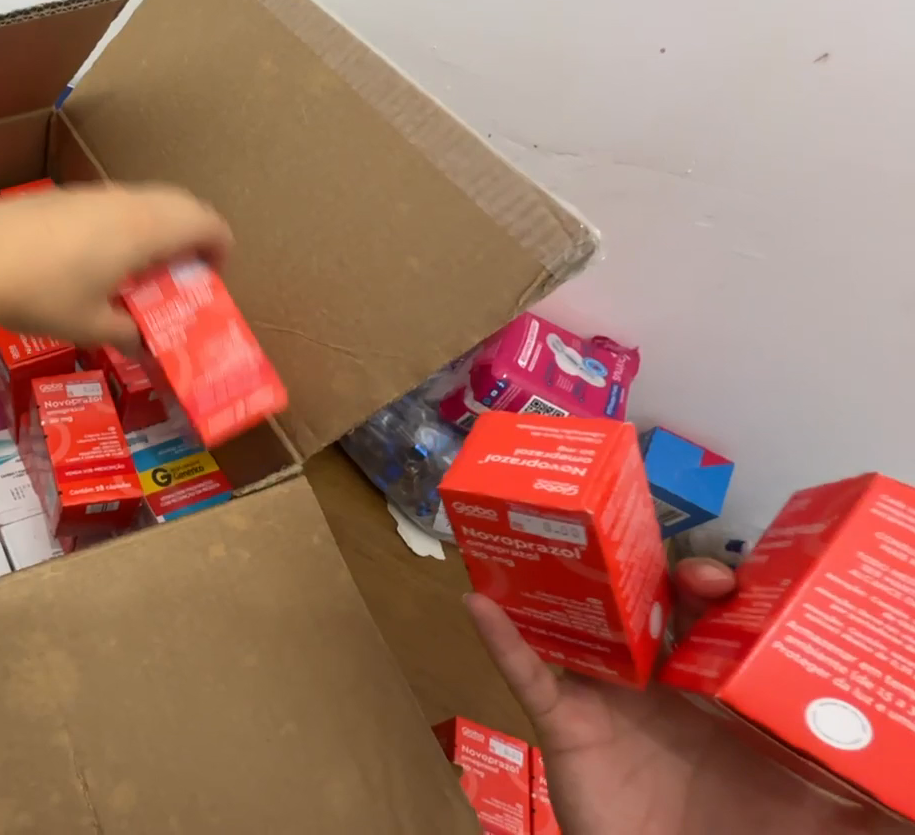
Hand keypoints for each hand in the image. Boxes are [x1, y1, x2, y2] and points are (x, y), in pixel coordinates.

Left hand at [0, 183, 230, 347]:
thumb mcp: (88, 326)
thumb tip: (144, 346)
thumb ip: (127, 334)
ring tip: (134, 271)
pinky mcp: (56, 196)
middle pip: (178, 203)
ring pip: (140, 200)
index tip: (209, 277)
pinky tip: (88, 259)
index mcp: (143, 229)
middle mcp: (122, 201)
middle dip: (190, 235)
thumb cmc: (39, 296)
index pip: (206, 221)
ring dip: (152, 228)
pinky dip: (118, 225)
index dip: (219, 246)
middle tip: (177, 275)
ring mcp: (87, 193)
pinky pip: (106, 203)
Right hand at [468, 559, 900, 833]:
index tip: (744, 580)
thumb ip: (890, 800)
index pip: (719, 623)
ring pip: (581, 625)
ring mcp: (607, 696)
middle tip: (693, 575)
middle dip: (664, 579)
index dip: (730, 592)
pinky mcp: (563, 719)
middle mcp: (662, 682)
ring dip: (565, 583)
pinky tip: (479, 602)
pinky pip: (524, 672)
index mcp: (721, 693)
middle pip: (652, 611)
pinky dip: (500, 638)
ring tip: (562, 547)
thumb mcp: (841, 826)